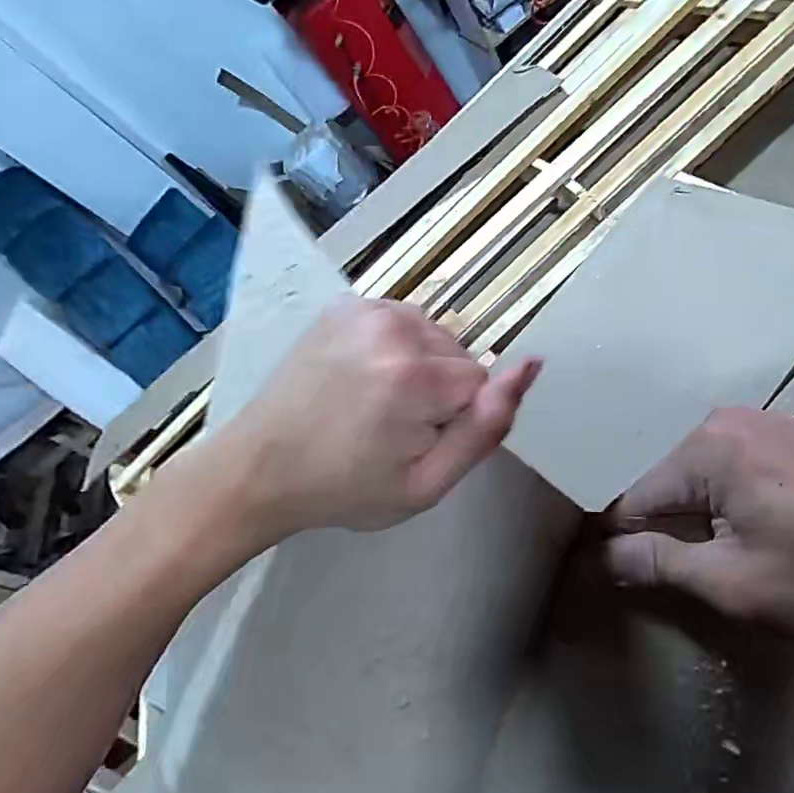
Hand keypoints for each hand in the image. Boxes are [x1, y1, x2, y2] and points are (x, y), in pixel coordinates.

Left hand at [217, 296, 539, 537]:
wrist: (262, 466)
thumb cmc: (346, 488)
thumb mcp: (427, 483)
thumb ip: (486, 428)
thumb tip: (531, 366)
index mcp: (417, 375)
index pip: (482, 385)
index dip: (457, 420)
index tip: (416, 442)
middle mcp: (395, 327)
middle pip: (459, 356)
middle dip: (441, 391)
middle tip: (393, 428)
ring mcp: (366, 309)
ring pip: (435, 337)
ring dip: (420, 367)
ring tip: (375, 404)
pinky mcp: (345, 304)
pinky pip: (402, 323)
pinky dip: (395, 348)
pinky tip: (363, 377)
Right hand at [601, 408, 793, 647]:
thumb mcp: (736, 584)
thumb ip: (658, 563)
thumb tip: (603, 555)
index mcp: (706, 447)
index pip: (631, 498)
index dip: (621, 543)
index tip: (623, 579)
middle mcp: (725, 420)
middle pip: (661, 481)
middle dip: (661, 527)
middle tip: (683, 575)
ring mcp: (760, 422)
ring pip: (694, 476)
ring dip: (693, 516)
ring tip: (717, 557)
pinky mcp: (787, 435)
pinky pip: (727, 467)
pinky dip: (722, 500)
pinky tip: (747, 531)